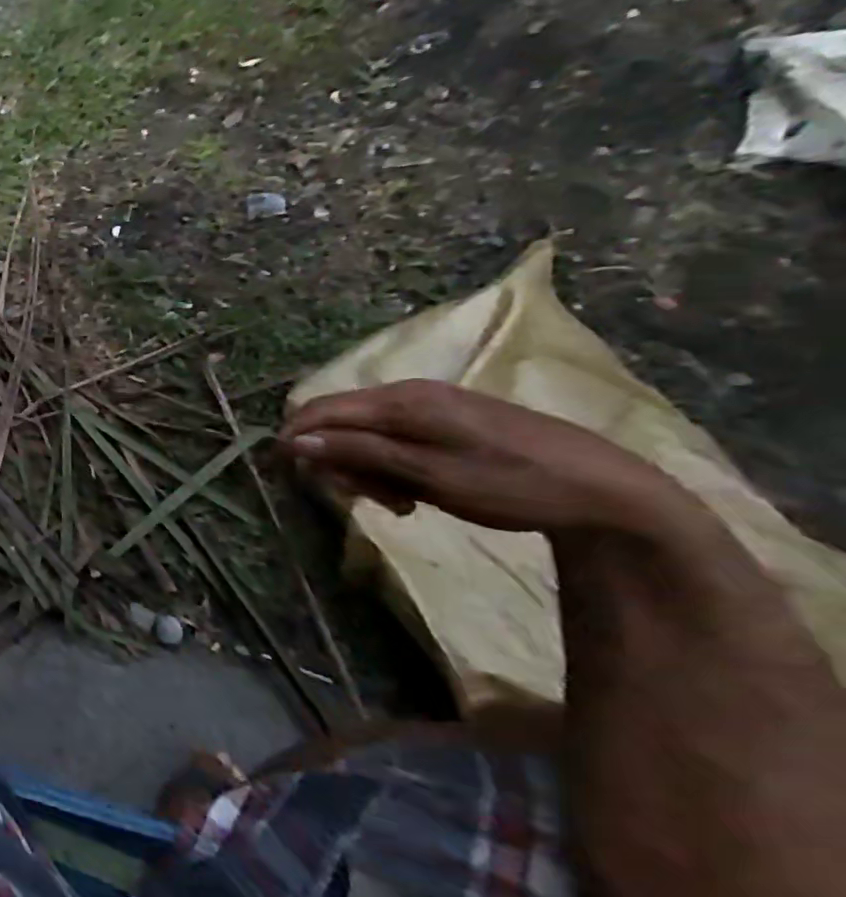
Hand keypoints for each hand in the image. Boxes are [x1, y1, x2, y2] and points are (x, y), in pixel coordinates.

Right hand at [281, 379, 692, 535]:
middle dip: (336, 461)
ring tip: (397, 503)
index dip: (295, 440)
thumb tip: (294, 441)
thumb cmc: (511, 484)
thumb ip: (358, 453)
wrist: (608, 491)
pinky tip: (414, 491)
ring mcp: (430, 404)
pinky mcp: (448, 420)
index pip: (319, 410)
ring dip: (364, 468)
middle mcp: (408, 393)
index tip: (288, 477)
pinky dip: (389, 465)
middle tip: (363, 501)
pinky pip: (393, 437)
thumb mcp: (428, 476)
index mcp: (400, 402)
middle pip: (338, 421)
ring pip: (364, 432)